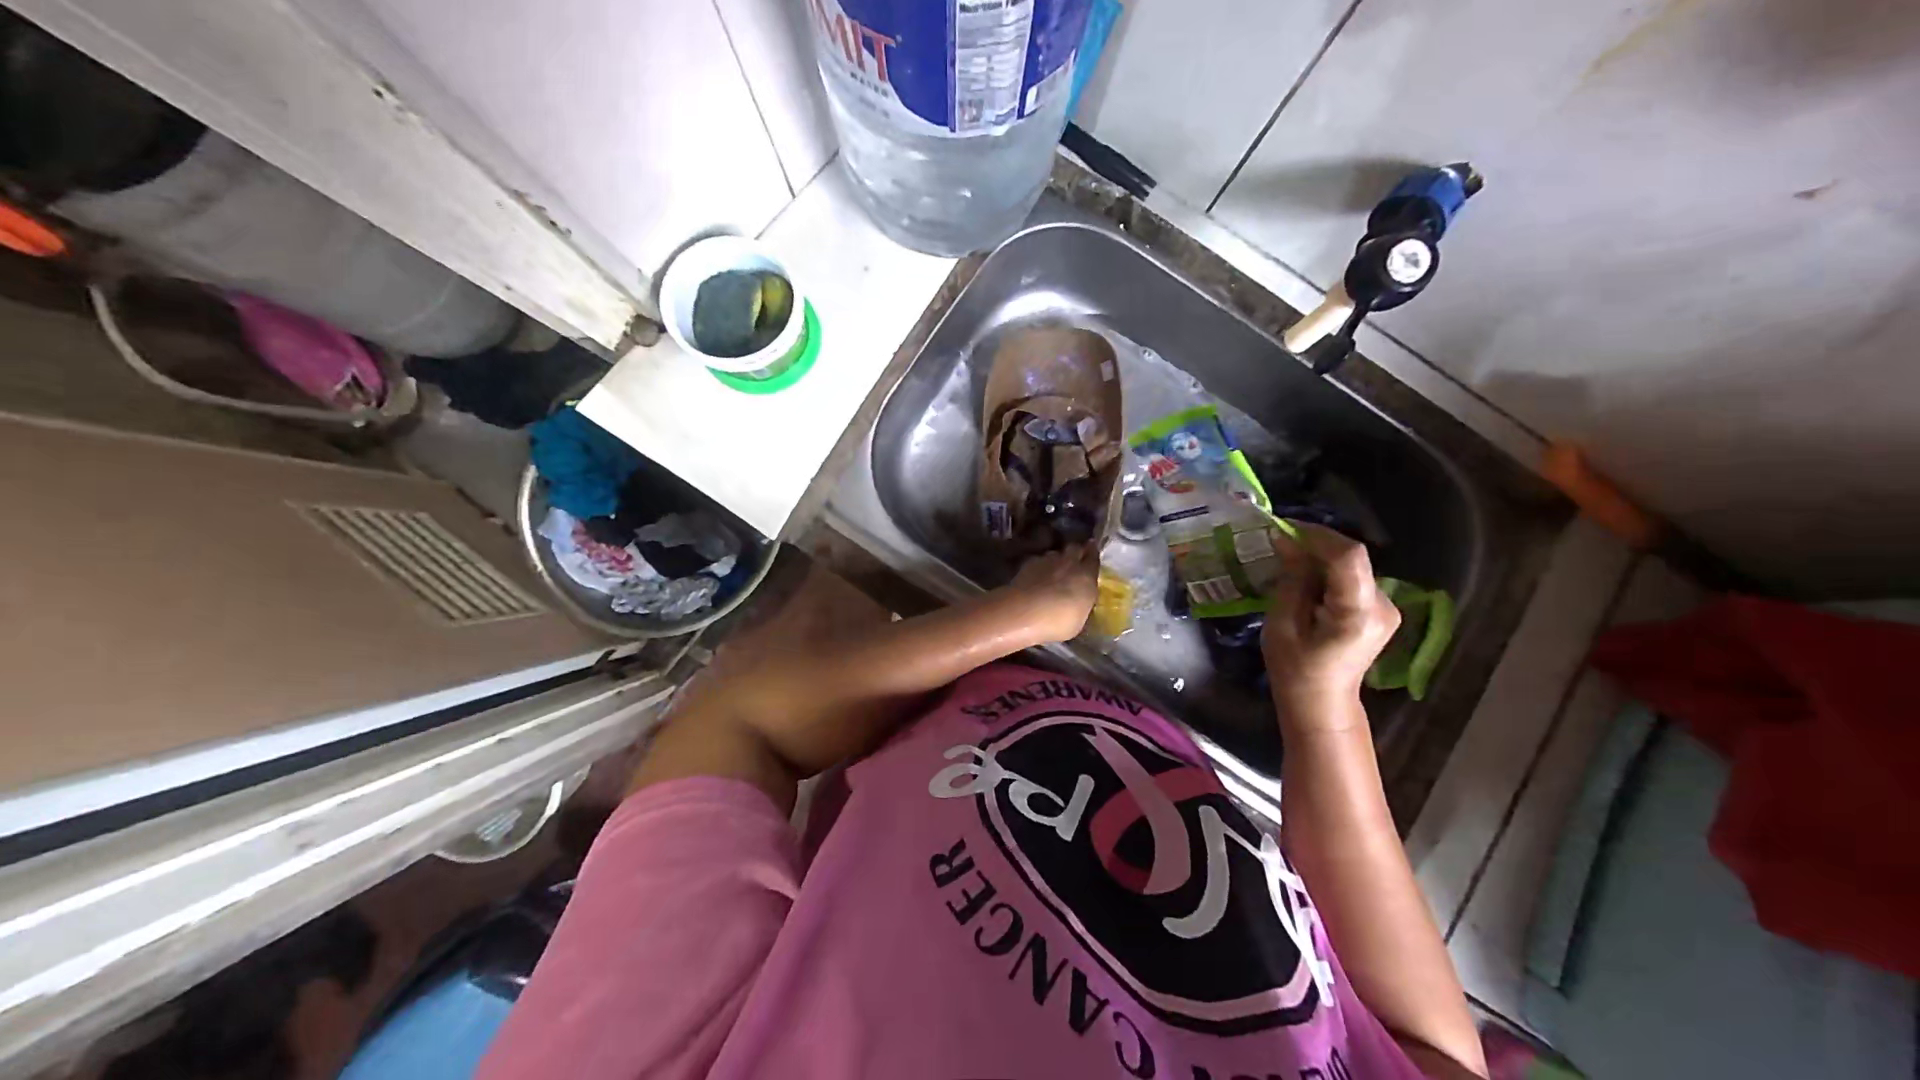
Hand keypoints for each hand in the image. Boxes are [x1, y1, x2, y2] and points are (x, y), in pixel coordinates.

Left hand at [1002, 544, 1099, 644]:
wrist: (1024, 613)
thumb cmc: (1057, 623)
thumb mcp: (1078, 620)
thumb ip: (1081, 603)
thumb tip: (1079, 599)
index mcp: (1086, 576)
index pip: (1093, 558)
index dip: (1092, 555)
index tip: (1092, 554)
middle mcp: (1068, 563)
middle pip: (1075, 548)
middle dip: (1076, 551)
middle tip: (1075, 560)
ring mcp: (1047, 561)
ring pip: (1055, 553)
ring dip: (1056, 560)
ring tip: (1054, 570)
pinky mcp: (1027, 564)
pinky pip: (1038, 561)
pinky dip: (1040, 567)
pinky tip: (1036, 577)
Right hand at [1262, 525, 1399, 730]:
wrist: (1321, 702)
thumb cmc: (1295, 669)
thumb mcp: (1282, 625)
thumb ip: (1291, 580)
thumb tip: (1288, 541)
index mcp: (1358, 613)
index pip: (1348, 557)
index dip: (1317, 536)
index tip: (1284, 529)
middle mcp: (1382, 605)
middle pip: (1351, 558)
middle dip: (1314, 545)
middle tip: (1280, 543)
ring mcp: (1386, 607)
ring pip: (1352, 565)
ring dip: (1319, 557)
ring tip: (1288, 560)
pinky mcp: (1379, 609)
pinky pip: (1352, 577)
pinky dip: (1327, 571)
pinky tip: (1305, 578)